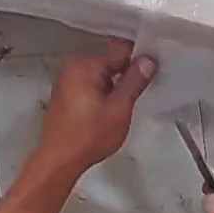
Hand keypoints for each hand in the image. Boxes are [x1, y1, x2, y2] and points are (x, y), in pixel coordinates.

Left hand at [24, 39, 156, 182]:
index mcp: (85, 65)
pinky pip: (90, 87)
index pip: (120, 52)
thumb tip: (148, 60)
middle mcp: (72, 68)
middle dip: (126, 76)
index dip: (140, 62)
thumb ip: (134, 81)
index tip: (153, 74)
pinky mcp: (65, 96)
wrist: (60, 160)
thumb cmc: (90, 135)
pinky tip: (108, 112)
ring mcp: (66, 82)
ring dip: (114, 88)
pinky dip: (102, 95)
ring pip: (100, 77)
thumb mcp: (119, 108)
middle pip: (109, 63)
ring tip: (123, 108)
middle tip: (138, 96)